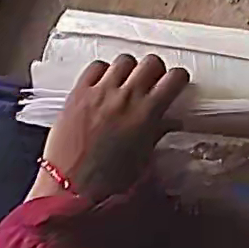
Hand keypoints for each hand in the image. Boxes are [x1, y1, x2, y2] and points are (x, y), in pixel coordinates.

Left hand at [34, 54, 189, 200]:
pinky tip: (103, 84)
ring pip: (124, 60)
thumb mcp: (143, 159)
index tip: (175, 84)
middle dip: (155, 70)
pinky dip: (103, 71)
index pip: (174, 78)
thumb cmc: (109, 181)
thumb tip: (171, 121)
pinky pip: (96, 66)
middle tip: (151, 83)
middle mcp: (126, 97)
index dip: (178, 78)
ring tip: (125, 83)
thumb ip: (158, 133)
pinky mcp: (79, 92)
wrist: (70, 187)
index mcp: (147, 114)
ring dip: (129, 70)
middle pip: (151, 62)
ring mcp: (101, 91)